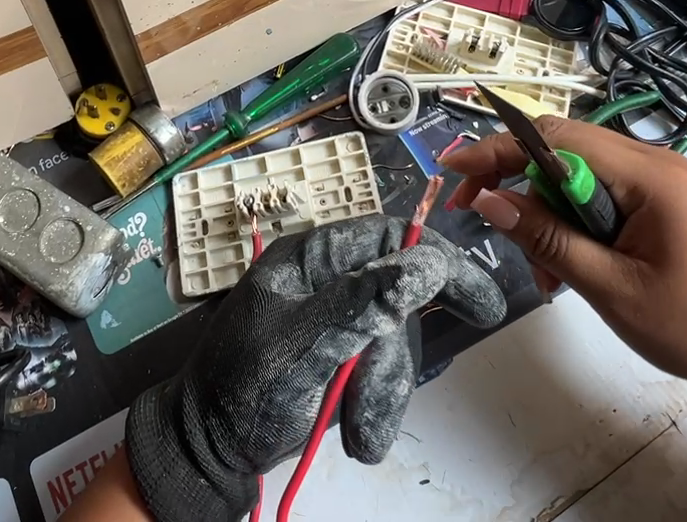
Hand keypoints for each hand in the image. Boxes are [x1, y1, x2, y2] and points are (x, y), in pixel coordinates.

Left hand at [125, 215, 504, 521]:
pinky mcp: (340, 357)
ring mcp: (334, 320)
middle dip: (399, 350)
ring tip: (363, 433)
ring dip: (386, 391)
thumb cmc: (241, 387)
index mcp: (310, 259)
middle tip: (469, 340)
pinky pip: (379, 371)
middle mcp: (326, 281)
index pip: (385, 236)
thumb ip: (362, 303)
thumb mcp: (303, 344)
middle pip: (396, 296)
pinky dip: (378, 405)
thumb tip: (426, 263)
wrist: (208, 449)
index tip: (478, 297)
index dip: (436, 257)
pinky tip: (362, 438)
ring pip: (392, 342)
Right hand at [442, 117, 686, 400]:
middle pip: (563, 148)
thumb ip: (546, 238)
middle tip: (477, 214)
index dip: (497, 148)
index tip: (453, 170)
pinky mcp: (668, 203)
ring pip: (580, 174)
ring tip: (541, 271)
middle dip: (514, 178)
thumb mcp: (611, 288)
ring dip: (546, 211)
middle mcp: (656, 162)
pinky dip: (575, 222)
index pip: (553, 138)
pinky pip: (604, 194)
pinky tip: (572, 265)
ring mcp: (665, 181)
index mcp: (648, 174)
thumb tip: (488, 199)